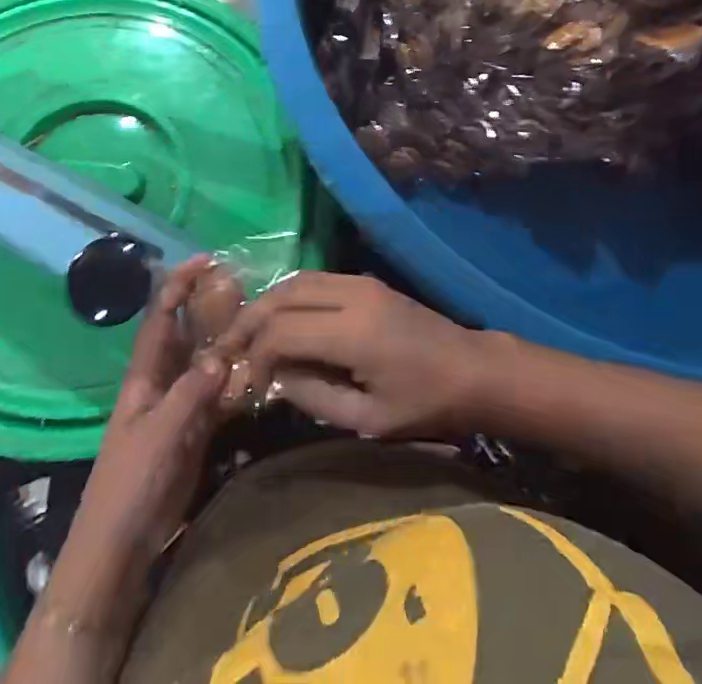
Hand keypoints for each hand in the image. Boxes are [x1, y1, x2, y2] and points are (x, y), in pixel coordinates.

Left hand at [44, 257, 226, 624]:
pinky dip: (237, 383)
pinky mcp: (196, 432)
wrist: (121, 543)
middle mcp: (162, 384)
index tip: (206, 260)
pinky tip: (260, 372)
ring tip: (260, 321)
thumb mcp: (159, 436)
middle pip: (187, 336)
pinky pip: (219, 397)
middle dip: (209, 308)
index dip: (178, 286)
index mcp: (143, 378)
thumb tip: (222, 357)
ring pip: (206, 364)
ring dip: (228, 343)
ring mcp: (180, 408)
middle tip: (245, 287)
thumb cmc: (129, 484)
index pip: (161, 319)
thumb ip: (190, 395)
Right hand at [221, 272, 487, 438]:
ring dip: (266, 305)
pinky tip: (280, 322)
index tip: (246, 382)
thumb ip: (313, 398)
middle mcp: (353, 296)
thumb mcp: (367, 419)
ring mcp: (361, 283)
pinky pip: (315, 281)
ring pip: (295, 281)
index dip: (254, 356)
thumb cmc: (425, 404)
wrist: (473, 370)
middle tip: (228, 350)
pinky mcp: (367, 281)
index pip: (281, 331)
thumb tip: (274, 377)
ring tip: (248, 336)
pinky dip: (289, 298)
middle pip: (281, 296)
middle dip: (249, 322)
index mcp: (354, 333)